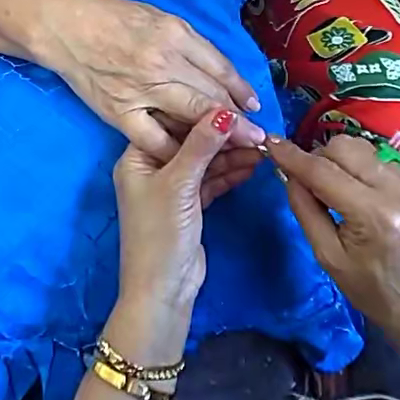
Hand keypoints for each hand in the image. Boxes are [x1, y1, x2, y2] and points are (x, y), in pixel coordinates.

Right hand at [40, 0, 266, 157]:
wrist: (64, 27)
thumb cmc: (111, 17)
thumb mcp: (158, 17)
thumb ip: (189, 42)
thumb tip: (218, 70)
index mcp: (175, 34)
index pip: (220, 68)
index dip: (241, 90)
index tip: (255, 107)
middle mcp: (163, 62)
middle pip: (212, 95)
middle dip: (241, 120)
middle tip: (259, 137)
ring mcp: (142, 90)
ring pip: (192, 116)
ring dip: (220, 135)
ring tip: (239, 148)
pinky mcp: (120, 113)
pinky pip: (155, 139)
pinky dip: (176, 150)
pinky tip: (192, 158)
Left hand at [112, 109, 260, 326]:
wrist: (163, 290)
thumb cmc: (161, 233)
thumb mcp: (180, 184)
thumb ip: (201, 146)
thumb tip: (224, 111)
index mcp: (137, 157)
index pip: (172, 123)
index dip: (203, 115)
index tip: (236, 109)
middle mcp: (152, 167)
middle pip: (191, 141)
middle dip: (223, 137)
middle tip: (257, 132)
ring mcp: (172, 186)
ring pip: (205, 161)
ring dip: (232, 155)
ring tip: (262, 149)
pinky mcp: (189, 204)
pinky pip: (211, 180)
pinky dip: (230, 174)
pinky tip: (252, 166)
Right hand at [267, 135, 399, 388]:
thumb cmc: (371, 289)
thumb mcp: (327, 255)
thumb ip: (305, 208)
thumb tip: (290, 173)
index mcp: (374, 215)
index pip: (324, 172)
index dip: (293, 156)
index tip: (271, 144)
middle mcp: (399, 192)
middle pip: (344, 147)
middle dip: (319, 157)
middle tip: (310, 182)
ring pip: (362, 149)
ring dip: (342, 163)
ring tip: (339, 192)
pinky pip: (381, 161)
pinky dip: (363, 171)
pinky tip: (365, 196)